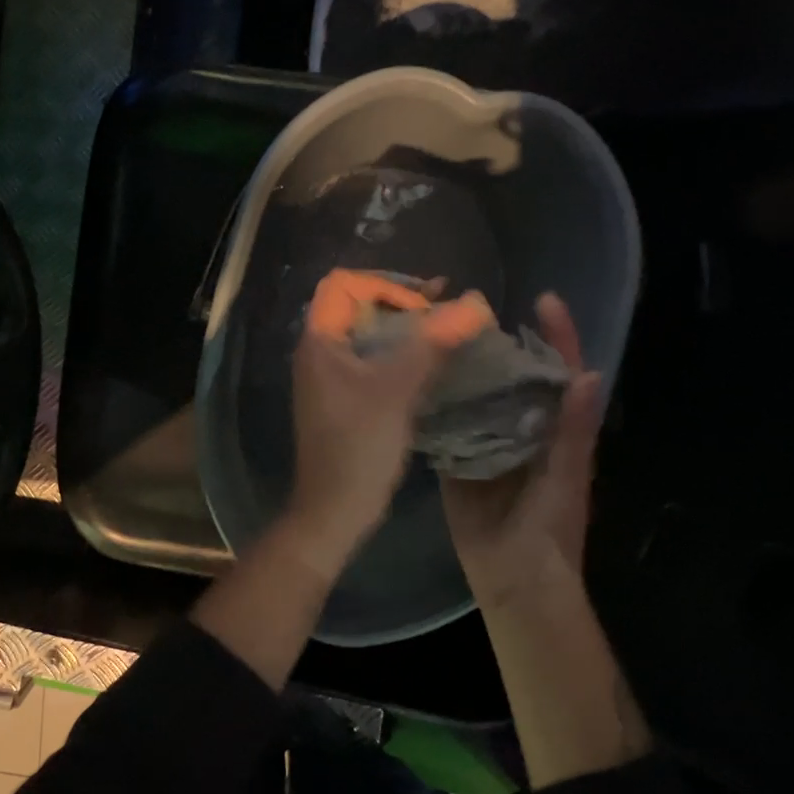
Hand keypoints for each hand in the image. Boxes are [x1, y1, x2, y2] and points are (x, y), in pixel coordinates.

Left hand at [288, 272, 458, 560]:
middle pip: (357, 304)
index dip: (386, 284)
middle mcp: (320, 351)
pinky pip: (374, 358)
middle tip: (445, 303)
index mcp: (319, 341)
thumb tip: (475, 302)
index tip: (425, 302)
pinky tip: (435, 358)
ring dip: (406, 325)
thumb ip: (433, 342)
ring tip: (449, 324)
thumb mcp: (397, 390)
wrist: (335, 509)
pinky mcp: (346, 396)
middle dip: (402, 299)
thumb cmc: (359, 447)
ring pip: (369, 332)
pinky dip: (403, 351)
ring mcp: (331, 375)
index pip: (344, 284)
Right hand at [440, 293, 603, 600]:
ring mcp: (485, 441)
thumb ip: (574, 430)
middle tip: (469, 308)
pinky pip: (445, 425)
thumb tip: (587, 372)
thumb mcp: (567, 477)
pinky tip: (413, 378)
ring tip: (435, 333)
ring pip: (476, 395)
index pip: (558, 371)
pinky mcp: (455, 459)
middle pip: (512, 375)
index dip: (556, 335)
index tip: (542, 298)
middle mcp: (520, 426)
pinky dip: (434, 402)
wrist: (514, 579)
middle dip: (498, 341)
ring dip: (462, 367)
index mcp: (555, 427)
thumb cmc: (551, 528)